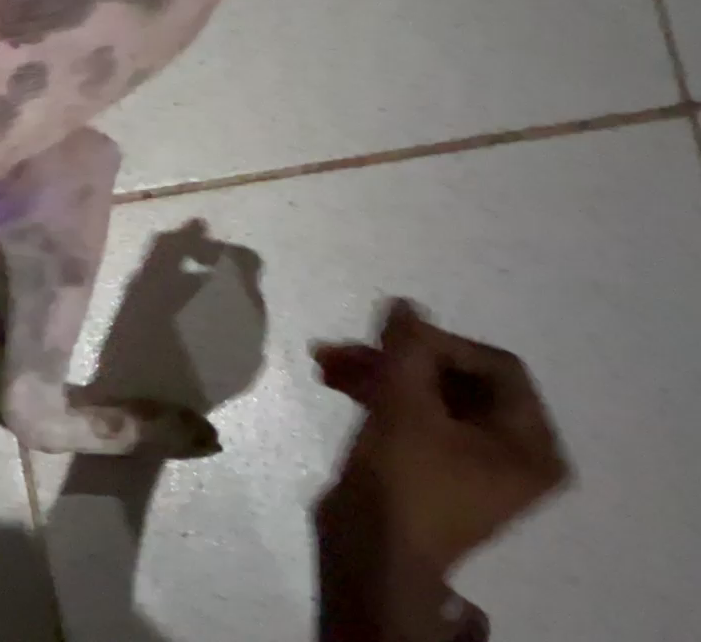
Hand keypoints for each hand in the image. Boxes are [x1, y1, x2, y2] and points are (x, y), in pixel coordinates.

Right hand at [314, 300, 570, 574]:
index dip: (438, 343)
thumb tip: (405, 304)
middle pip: (455, 379)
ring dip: (376, 372)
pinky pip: (411, 415)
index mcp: (529, 442)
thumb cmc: (404, 480)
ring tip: (323, 361)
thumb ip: (407, 350)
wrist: (371, 548)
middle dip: (395, 358)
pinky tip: (334, 382)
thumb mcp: (404, 408)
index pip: (495, 366)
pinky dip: (376, 395)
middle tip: (342, 347)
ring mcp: (470, 460)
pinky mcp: (430, 465)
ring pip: (426, 394)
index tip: (382, 339)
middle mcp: (512, 450)